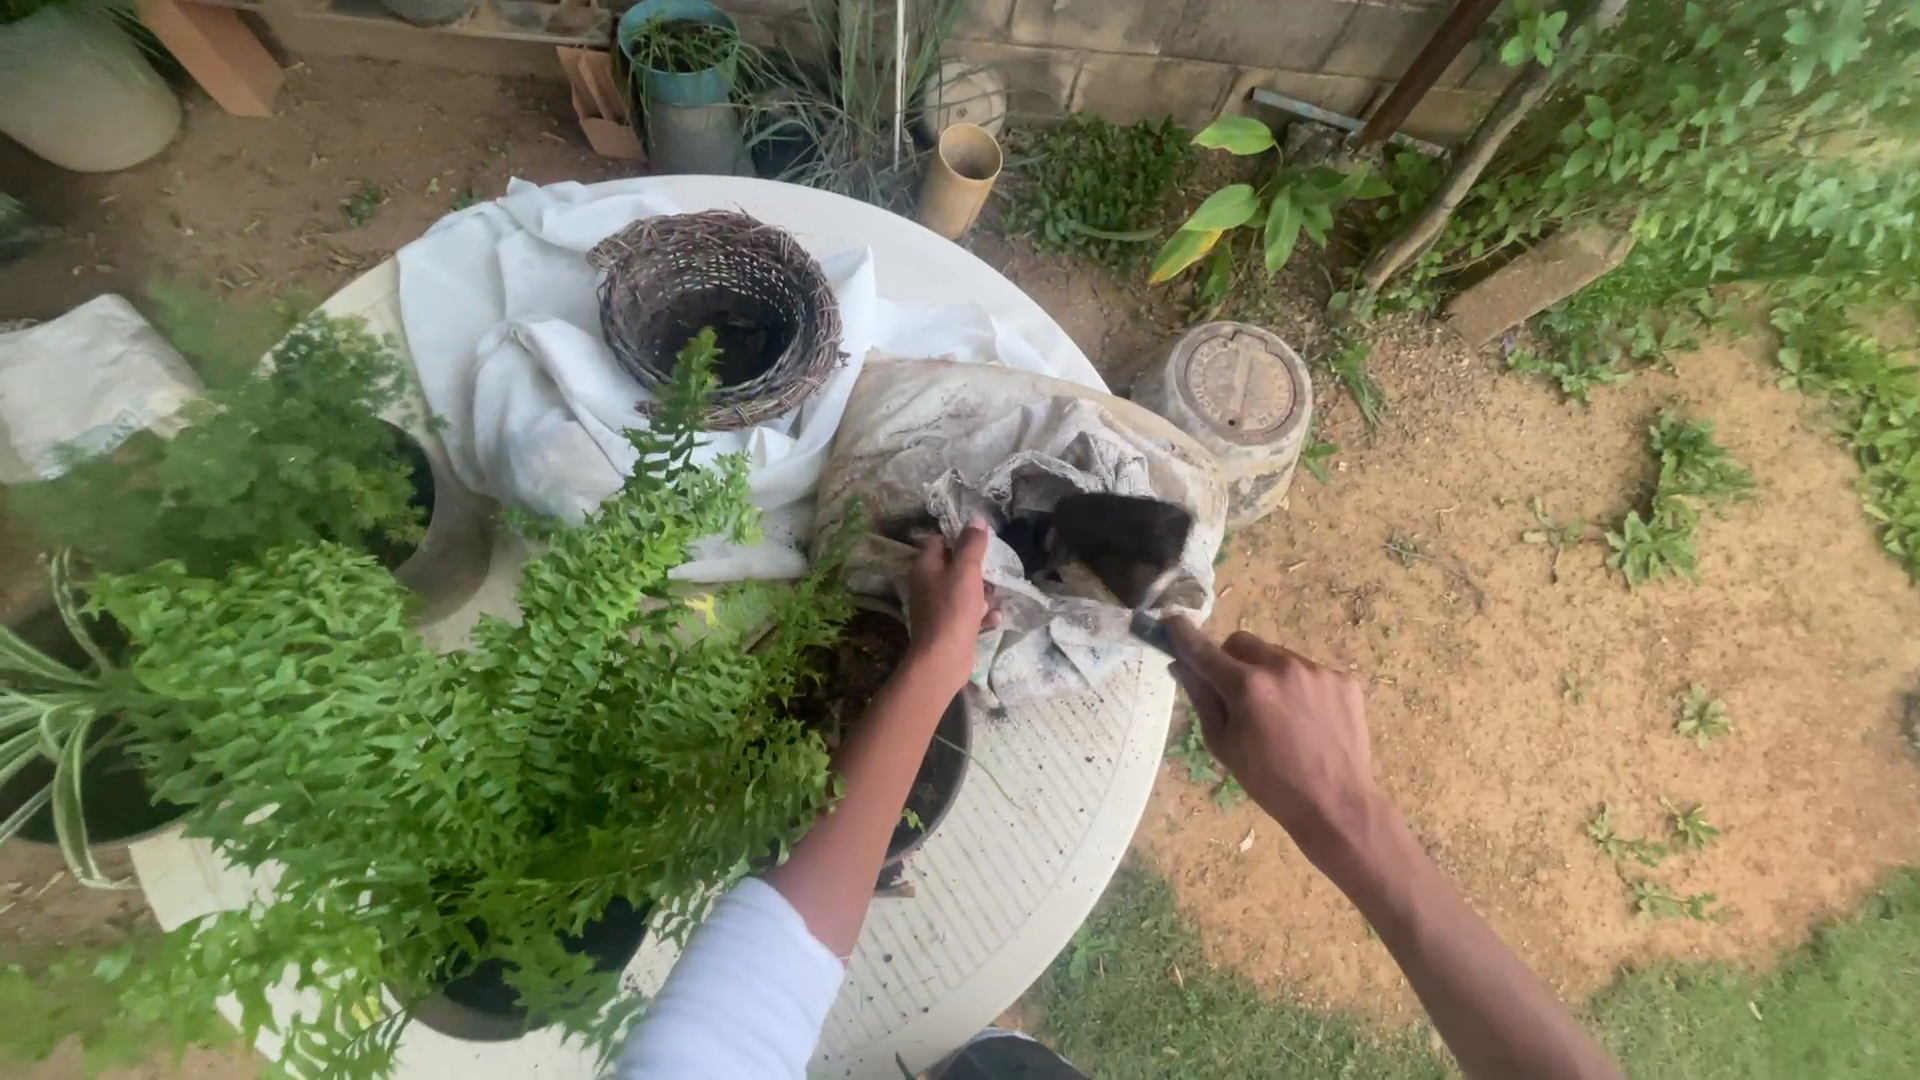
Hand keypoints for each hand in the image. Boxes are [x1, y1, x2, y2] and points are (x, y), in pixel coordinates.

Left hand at [905, 521, 997, 695]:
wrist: (944, 658)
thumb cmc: (953, 608)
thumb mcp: (965, 571)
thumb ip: (972, 544)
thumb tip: (977, 520)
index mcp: (925, 567)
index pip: (939, 541)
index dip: (960, 538)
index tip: (982, 542)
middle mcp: (927, 584)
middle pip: (955, 566)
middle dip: (977, 569)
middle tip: (994, 572)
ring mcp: (937, 607)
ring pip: (964, 590)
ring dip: (984, 593)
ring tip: (995, 596)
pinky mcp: (949, 627)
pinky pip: (969, 613)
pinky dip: (982, 614)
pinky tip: (994, 618)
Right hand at [1163, 617, 1383, 861]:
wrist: (1336, 805)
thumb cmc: (1269, 781)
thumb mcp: (1222, 744)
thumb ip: (1200, 698)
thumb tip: (1181, 666)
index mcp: (1246, 686)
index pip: (1203, 649)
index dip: (1182, 633)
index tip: (1170, 620)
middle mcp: (1281, 667)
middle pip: (1241, 643)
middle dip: (1231, 660)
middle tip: (1235, 693)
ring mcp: (1316, 671)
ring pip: (1276, 656)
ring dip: (1266, 673)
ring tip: (1278, 713)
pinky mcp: (1343, 680)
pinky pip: (1307, 671)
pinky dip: (1298, 686)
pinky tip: (1306, 718)